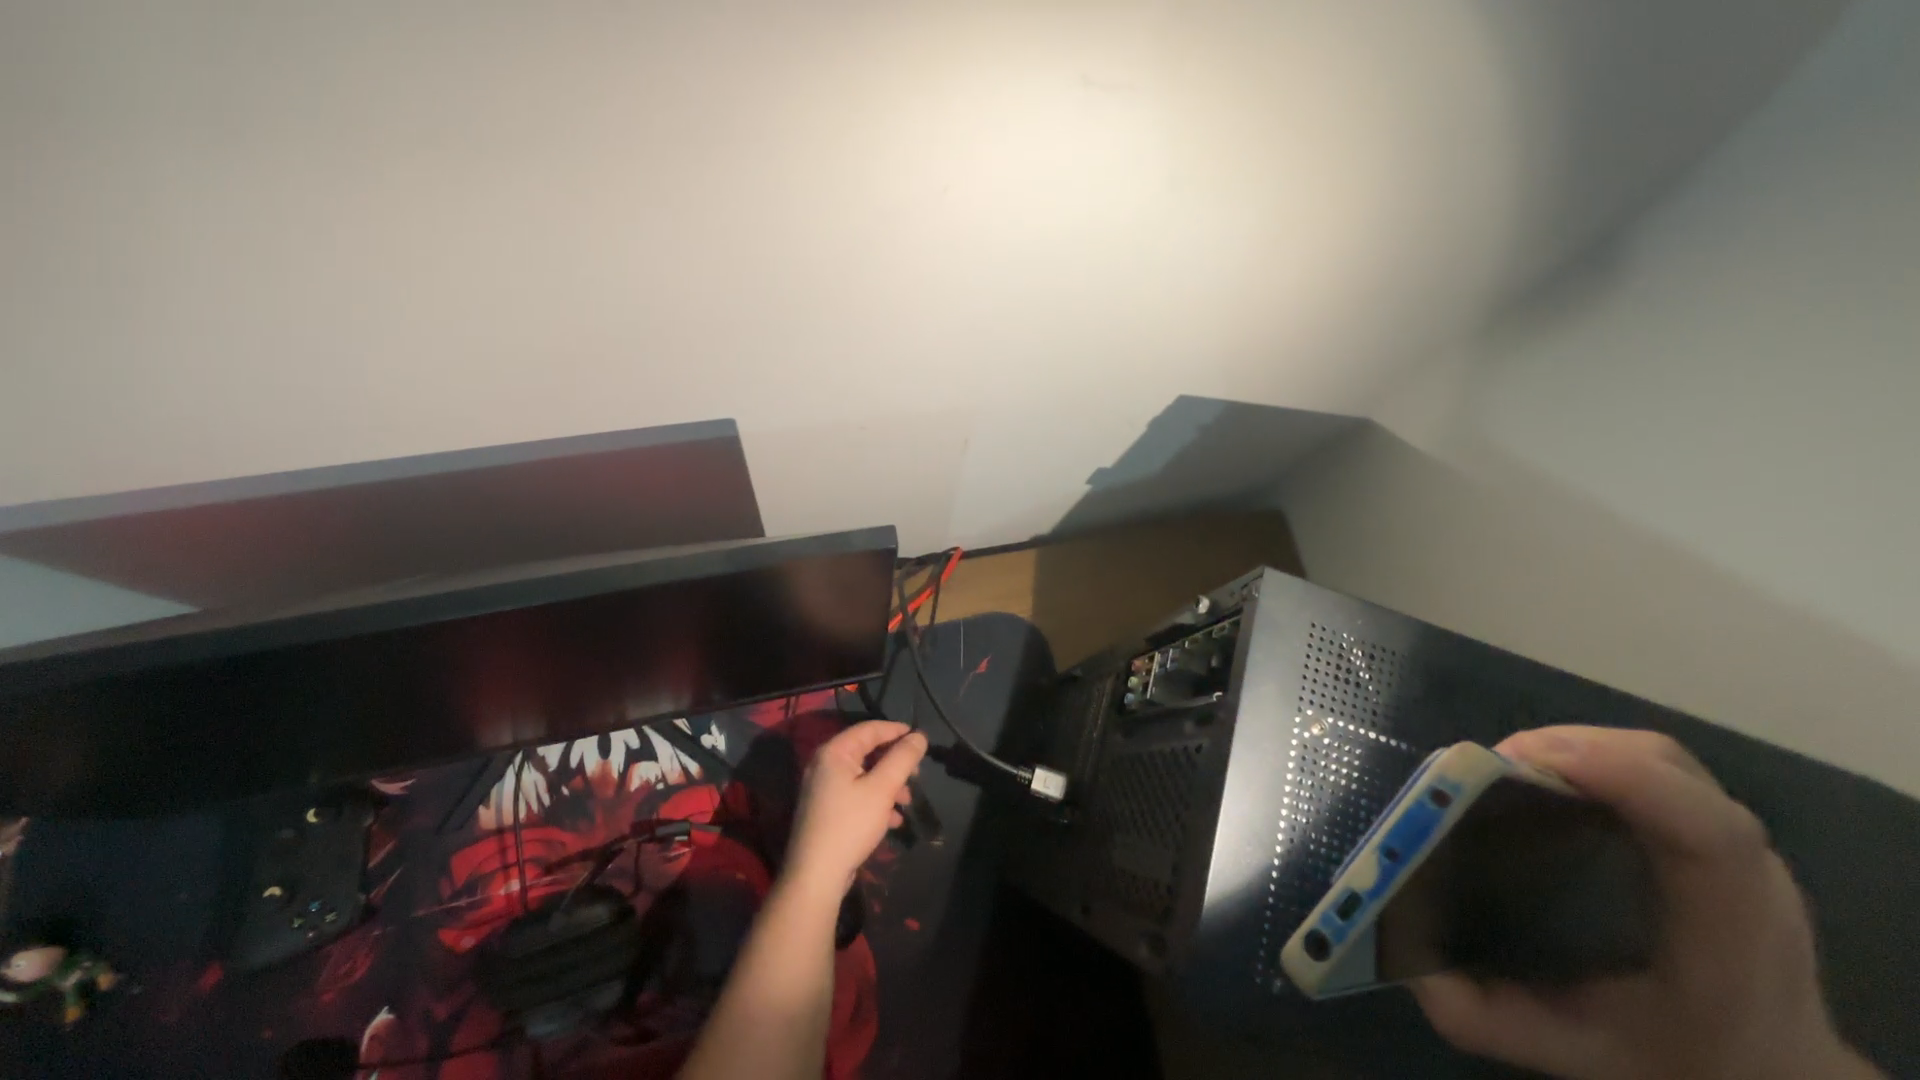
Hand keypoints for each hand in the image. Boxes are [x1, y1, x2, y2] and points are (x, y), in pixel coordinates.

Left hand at [783, 721, 925, 900]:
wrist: (817, 874)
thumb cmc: (850, 824)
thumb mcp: (882, 788)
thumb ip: (902, 759)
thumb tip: (919, 736)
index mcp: (834, 752)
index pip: (869, 729)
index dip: (897, 730)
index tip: (920, 739)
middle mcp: (825, 765)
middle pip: (867, 753)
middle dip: (894, 763)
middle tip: (917, 775)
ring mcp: (823, 790)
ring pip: (863, 777)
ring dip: (888, 786)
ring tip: (907, 801)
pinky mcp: (826, 811)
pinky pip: (856, 796)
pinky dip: (876, 802)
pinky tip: (893, 821)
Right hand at [1414, 726, 1877, 1079]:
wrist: (1774, 1074)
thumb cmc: (1684, 1062)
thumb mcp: (1577, 1053)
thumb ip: (1489, 1019)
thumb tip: (1411, 964)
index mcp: (1728, 934)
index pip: (1707, 832)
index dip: (1621, 779)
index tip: (1523, 762)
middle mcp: (1748, 875)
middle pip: (1670, 770)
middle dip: (1567, 750)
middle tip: (1485, 768)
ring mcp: (1741, 845)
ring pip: (1660, 758)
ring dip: (1575, 746)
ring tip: (1505, 768)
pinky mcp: (1717, 831)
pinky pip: (1655, 768)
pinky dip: (1593, 757)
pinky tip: (1546, 781)